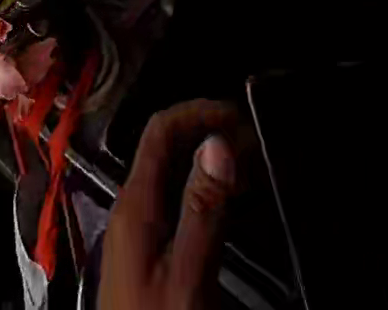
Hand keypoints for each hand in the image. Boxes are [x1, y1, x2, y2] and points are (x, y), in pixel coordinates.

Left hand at [101, 100, 241, 309]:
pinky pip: (178, 201)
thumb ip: (202, 209)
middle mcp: (134, 206)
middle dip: (208, 132)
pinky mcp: (151, 250)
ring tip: (252, 164)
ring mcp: (140, 228)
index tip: (239, 116)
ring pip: (174, 173)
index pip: (161, 130)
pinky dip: (207, 189)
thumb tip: (218, 143)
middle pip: (166, 147)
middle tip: (254, 141)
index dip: (197, 112)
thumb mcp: (187, 276)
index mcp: (136, 203)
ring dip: (210, 160)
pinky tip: (234, 200)